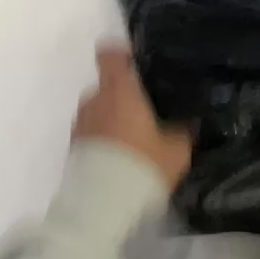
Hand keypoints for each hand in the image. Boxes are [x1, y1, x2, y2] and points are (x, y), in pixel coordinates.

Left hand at [72, 46, 193, 190]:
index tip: (136, 63)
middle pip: (107, 87)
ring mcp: (80, 123)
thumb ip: (181, 131)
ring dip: (111, 120)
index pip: (110, 55)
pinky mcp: (72, 147)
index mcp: (120, 90)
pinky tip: (119, 160)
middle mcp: (94, 100)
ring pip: (98, 111)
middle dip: (123, 98)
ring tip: (132, 144)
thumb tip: (187, 123)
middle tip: (145, 117)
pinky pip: (91, 133)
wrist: (102, 204)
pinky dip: (102, 140)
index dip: (121, 54)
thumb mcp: (176, 151)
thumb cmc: (142, 165)